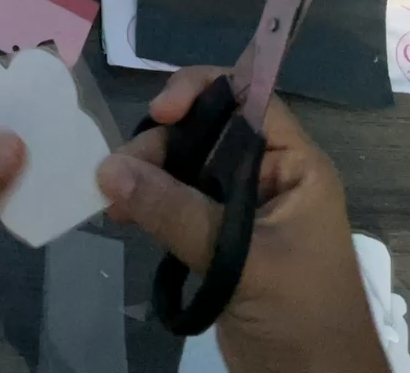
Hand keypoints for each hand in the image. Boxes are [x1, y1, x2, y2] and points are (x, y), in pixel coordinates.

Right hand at [96, 66, 387, 372]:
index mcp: (292, 166)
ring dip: (145, 172)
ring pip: (182, 161)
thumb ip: (177, 213)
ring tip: (114, 201)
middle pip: (203, 127)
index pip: (247, 98)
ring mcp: (239, 204)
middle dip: (159, 142)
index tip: (161, 113)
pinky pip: (174, 197)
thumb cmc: (302, 319)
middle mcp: (265, 173)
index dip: (202, 90)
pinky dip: (145, 200)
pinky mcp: (216, 233)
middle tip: (120, 173)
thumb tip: (108, 169)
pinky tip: (121, 215)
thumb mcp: (242, 261)